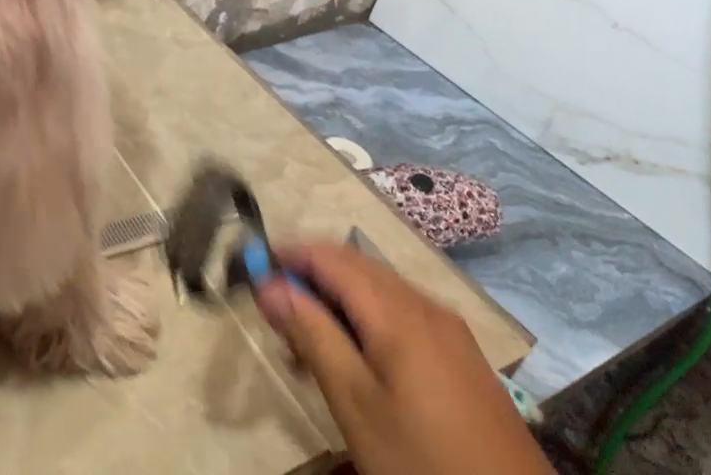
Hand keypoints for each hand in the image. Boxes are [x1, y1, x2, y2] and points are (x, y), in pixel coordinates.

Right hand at [253, 241, 551, 474]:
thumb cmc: (420, 455)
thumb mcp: (353, 400)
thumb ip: (311, 333)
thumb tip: (269, 285)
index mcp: (398, 310)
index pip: (330, 255)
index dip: (287, 255)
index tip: (251, 274)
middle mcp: (425, 304)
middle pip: (354, 266)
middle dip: (308, 278)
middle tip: (274, 316)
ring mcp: (448, 329)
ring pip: (376, 290)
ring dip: (334, 300)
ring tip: (305, 343)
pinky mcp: (459, 354)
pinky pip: (400, 313)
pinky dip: (364, 318)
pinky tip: (352, 358)